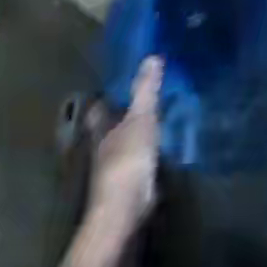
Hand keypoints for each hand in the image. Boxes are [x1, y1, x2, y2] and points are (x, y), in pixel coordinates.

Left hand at [62, 56, 160, 266]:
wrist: (124, 210)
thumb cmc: (127, 159)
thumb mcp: (141, 119)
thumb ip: (146, 91)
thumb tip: (152, 56)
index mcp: (100, 128)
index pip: (100, 106)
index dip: (109, 94)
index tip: (125, 81)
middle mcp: (102, 146)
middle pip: (111, 125)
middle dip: (125, 113)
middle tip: (150, 97)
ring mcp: (115, 167)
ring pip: (125, 143)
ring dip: (138, 133)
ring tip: (163, 117)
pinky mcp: (130, 183)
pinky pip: (140, 160)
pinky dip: (149, 152)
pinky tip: (166, 147)